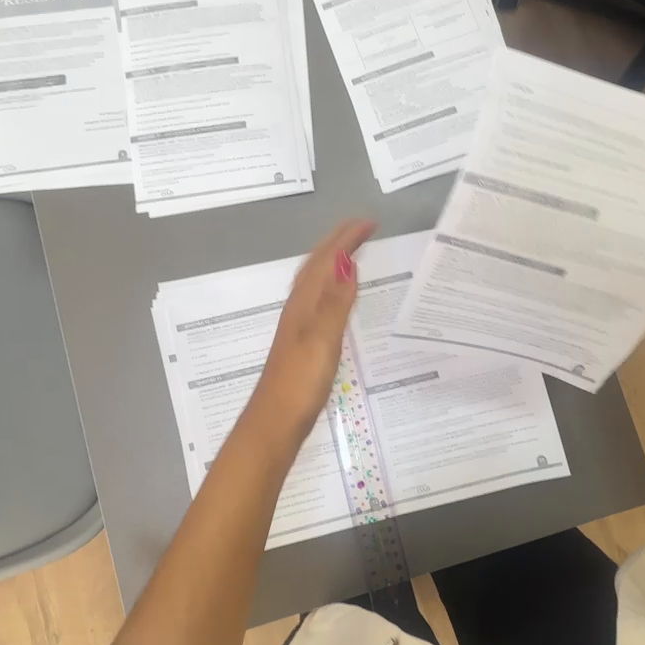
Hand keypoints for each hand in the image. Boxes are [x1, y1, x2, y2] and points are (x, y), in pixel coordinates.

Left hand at [249, 218, 377, 429]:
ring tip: (352, 250)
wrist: (275, 422)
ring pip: (315, 279)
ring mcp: (298, 325)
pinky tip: (338, 297)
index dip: (347, 238)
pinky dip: (331, 285)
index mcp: (304, 303)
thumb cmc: (299, 382)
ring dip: (333, 259)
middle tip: (363, 228)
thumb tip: (347, 261)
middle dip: (339, 242)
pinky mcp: (302, 341)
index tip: (370, 222)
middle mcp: (299, 308)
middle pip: (317, 264)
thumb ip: (335, 302)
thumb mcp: (322, 340)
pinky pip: (318, 298)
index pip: (326, 260)